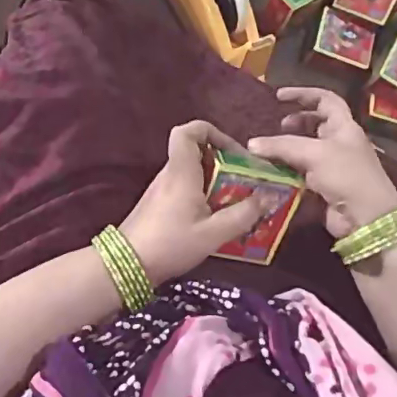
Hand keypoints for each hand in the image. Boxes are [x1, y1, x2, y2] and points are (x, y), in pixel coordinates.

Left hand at [120, 121, 272, 283]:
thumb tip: (268, 197)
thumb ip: (244, 214)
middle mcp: (170, 174)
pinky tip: (216, 219)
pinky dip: (204, 196)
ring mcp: (162, 189)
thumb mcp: (214, 233)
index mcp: (182, 172)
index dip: (212, 132)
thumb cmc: (171, 244)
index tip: (234, 152)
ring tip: (238, 203)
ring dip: (216, 182)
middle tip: (246, 183)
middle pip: (197, 153)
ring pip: (193, 173)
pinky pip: (186, 189)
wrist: (128, 265)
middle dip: (225, 163)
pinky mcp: (159, 204)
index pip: (188, 131)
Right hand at [248, 88, 396, 238]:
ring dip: (287, 148)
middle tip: (276, 128)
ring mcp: (332, 165)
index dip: (303, 94)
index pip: (325, 100)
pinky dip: (287, 170)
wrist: (365, 218)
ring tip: (270, 151)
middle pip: (316, 124)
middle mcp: (339, 142)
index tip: (278, 96)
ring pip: (306, 149)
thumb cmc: (346, 176)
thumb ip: (281, 146)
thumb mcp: (314, 153)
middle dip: (295, 123)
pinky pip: (301, 172)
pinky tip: (273, 172)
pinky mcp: (324, 186)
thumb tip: (251, 144)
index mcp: (344, 126)